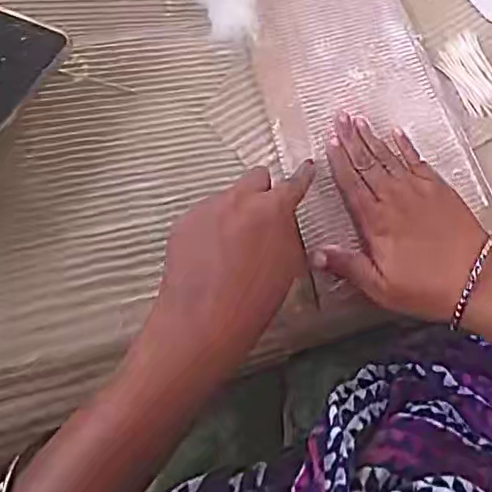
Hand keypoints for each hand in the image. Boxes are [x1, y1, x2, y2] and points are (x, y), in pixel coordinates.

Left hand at [136, 162, 314, 376]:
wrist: (200, 323)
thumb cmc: (251, 302)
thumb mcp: (287, 265)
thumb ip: (287, 231)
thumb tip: (283, 219)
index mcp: (273, 209)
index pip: (294, 182)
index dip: (303, 176)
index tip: (305, 169)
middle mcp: (241, 199)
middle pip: (256, 177)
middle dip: (261, 192)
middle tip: (260, 220)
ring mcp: (210, 206)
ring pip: (229, 198)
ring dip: (234, 213)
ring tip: (229, 249)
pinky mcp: (186, 220)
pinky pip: (206, 215)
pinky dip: (210, 228)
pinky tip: (209, 256)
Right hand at [317, 113, 491, 342]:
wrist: (475, 277)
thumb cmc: (427, 287)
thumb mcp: (381, 287)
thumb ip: (348, 266)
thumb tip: (315, 253)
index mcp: (376, 220)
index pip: (351, 184)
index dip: (339, 161)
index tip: (329, 141)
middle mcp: (394, 197)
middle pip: (366, 162)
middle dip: (351, 138)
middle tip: (340, 117)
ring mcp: (417, 189)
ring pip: (388, 156)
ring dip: (372, 137)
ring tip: (359, 120)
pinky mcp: (437, 187)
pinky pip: (416, 159)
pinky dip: (405, 145)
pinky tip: (395, 133)